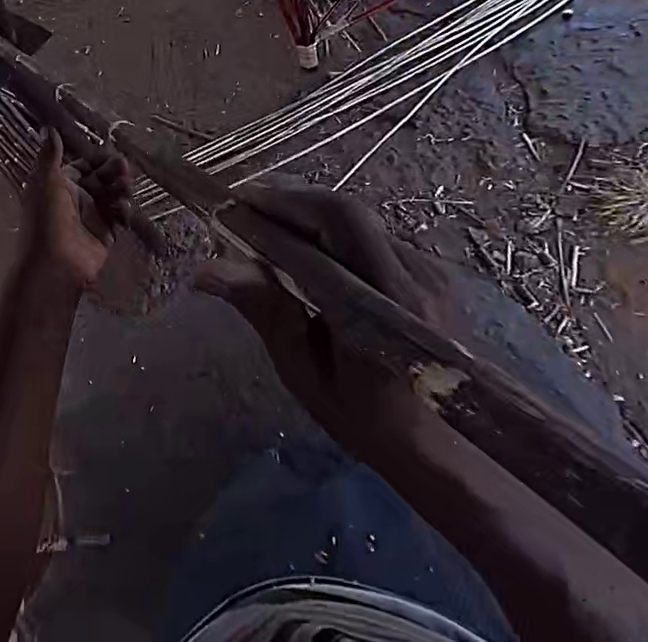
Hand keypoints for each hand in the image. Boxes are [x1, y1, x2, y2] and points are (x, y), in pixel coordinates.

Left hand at [21, 131, 130, 285]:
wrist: (56, 264)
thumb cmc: (48, 220)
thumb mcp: (46, 182)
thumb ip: (51, 154)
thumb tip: (48, 128)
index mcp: (59, 185)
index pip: (83, 166)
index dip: (98, 160)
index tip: (113, 155)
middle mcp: (76, 199)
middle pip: (101, 179)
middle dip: (114, 172)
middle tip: (125, 169)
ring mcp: (92, 217)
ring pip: (113, 195)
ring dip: (121, 189)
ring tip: (125, 189)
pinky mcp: (106, 233)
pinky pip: (120, 216)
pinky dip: (124, 210)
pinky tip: (123, 211)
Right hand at [195, 183, 461, 448]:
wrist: (440, 445)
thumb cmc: (366, 421)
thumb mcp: (305, 373)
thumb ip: (265, 311)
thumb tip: (207, 269)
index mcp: (385, 306)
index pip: (334, 228)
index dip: (283, 206)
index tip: (237, 202)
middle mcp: (414, 276)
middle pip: (348, 212)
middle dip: (292, 202)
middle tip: (247, 209)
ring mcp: (429, 269)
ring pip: (361, 220)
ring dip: (312, 215)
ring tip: (269, 225)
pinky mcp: (431, 270)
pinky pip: (373, 236)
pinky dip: (333, 232)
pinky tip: (308, 246)